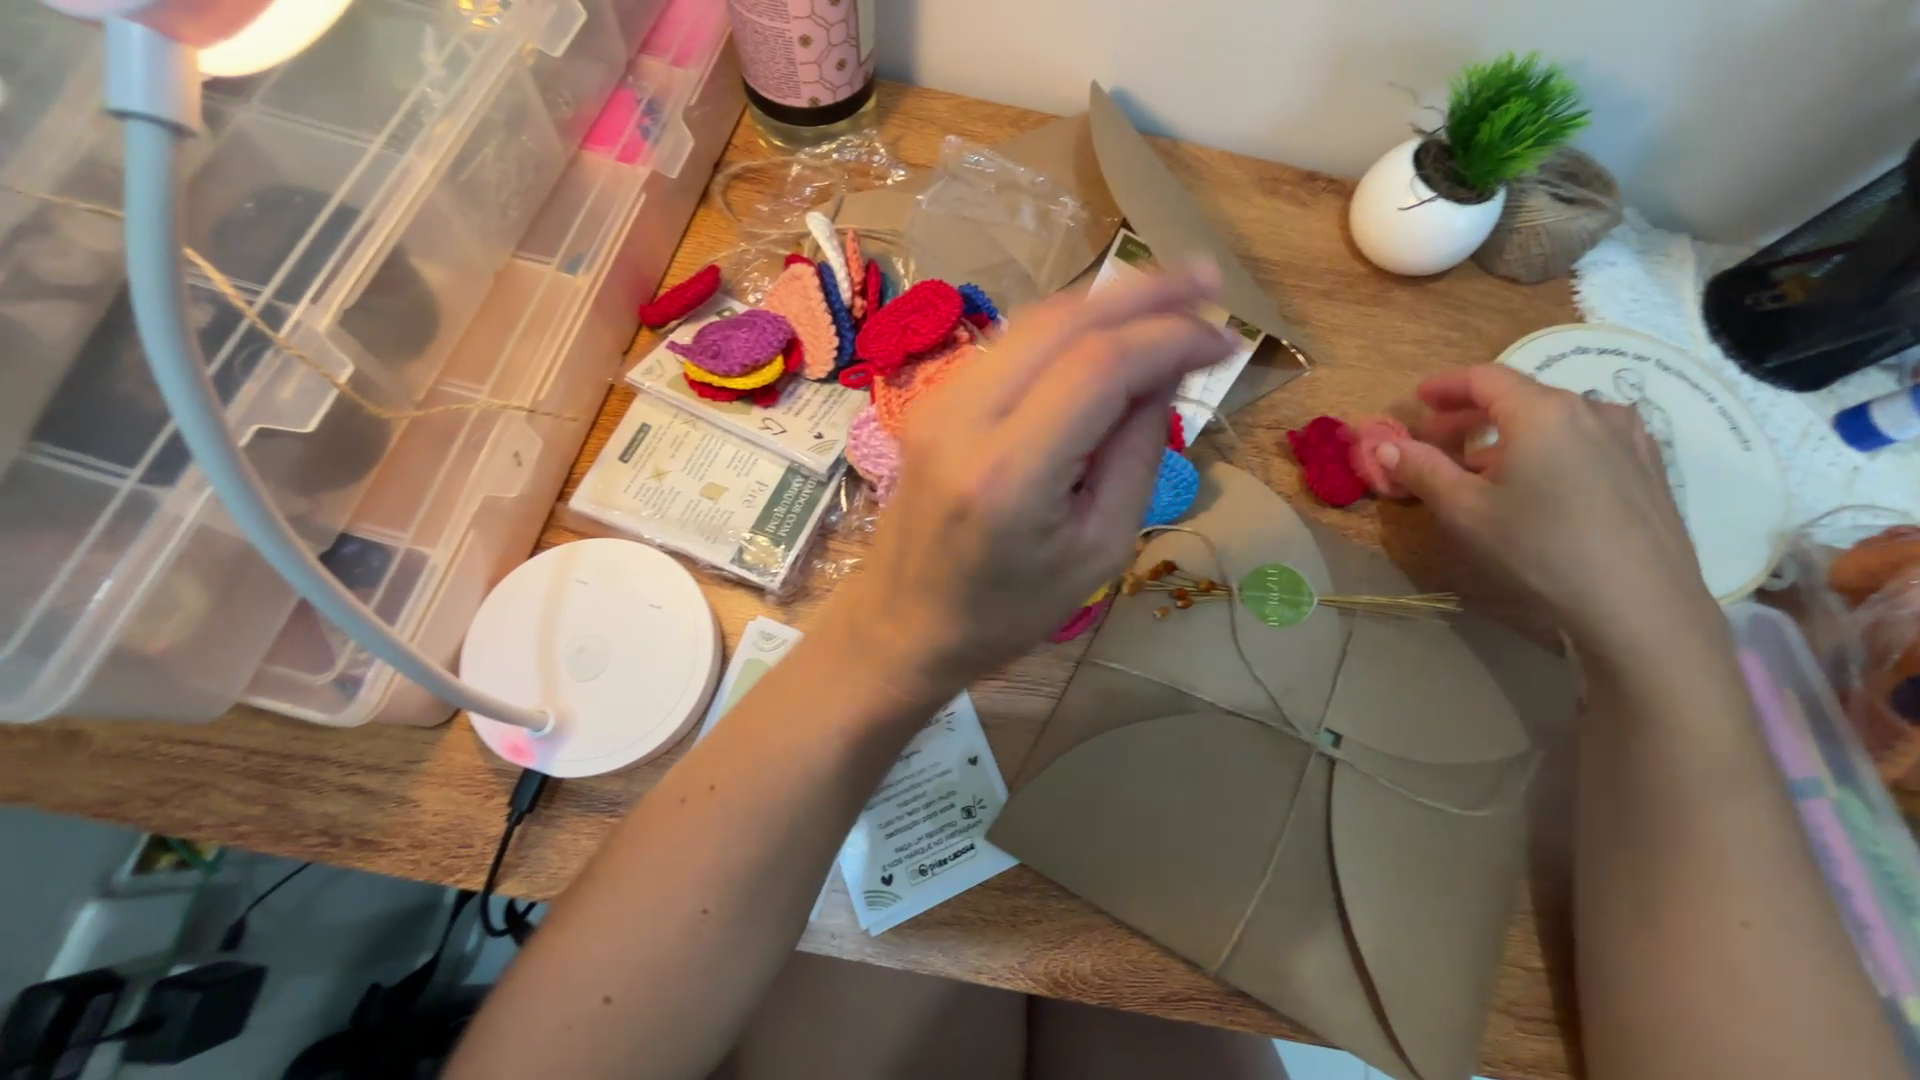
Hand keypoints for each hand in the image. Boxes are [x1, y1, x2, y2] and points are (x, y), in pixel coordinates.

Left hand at [817, 261, 1235, 702]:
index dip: (1172, 338)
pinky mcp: (932, 400)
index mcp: (1009, 474)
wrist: (904, 623)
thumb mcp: (1099, 551)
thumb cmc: (1008, 609)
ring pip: (1035, 321)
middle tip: (1210, 281)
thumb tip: (1164, 372)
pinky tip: (1109, 330)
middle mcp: (963, 419)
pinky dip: (1068, 327)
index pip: (1101, 367)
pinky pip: (1011, 344)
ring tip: (1172, 295)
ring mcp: (937, 402)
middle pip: (1065, 321)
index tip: (1226, 340)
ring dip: (1107, 301)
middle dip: (1146, 291)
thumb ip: (1135, 454)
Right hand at [1373, 364, 1718, 659]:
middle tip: (1437, 440)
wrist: (1638, 601)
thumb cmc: (1539, 548)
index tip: (1419, 399)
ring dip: (1511, 434)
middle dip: (1473, 415)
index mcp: (1543, 411)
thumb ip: (1422, 470)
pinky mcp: (1649, 466)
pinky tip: (1538, 483)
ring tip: (1485, 469)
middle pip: (1522, 396)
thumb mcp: (1464, 510)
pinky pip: (1586, 440)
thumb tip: (1384, 446)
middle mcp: (1591, 409)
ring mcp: (1629, 436)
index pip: (1486, 378)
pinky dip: (1549, 448)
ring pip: (1555, 420)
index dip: (1447, 386)